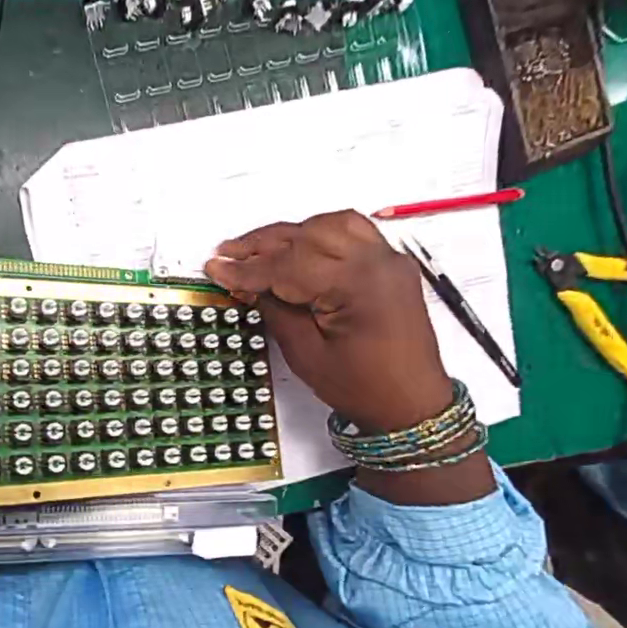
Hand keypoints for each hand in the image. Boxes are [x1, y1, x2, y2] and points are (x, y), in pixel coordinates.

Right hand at [206, 212, 493, 503]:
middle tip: (225, 252)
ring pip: (329, 224)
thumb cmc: (363, 386)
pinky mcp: (389, 265)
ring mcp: (388, 260)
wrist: (411, 403)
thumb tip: (244, 285)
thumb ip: (274, 311)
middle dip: (261, 244)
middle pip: (307, 236)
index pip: (288, 265)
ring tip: (256, 247)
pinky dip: (320, 231)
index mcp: (357, 285)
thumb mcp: (305, 353)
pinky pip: (353, 230)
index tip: (215, 267)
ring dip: (290, 233)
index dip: (246, 268)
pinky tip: (297, 243)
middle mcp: (377, 262)